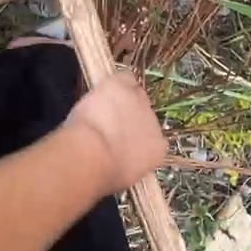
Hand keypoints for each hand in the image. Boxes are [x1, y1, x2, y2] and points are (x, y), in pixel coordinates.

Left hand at [64, 70, 166, 194]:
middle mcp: (154, 122)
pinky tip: (104, 87)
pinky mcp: (122, 86)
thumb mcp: (124, 173)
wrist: (92, 156)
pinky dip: (115, 81)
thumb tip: (121, 154)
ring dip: (122, 96)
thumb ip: (130, 158)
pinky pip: (123, 76)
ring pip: (134, 91)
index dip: (137, 133)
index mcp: (158, 148)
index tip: (123, 137)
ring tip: (103, 105)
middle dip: (130, 113)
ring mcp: (139, 101)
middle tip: (111, 119)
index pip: (153, 135)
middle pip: (144, 110)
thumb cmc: (103, 174)